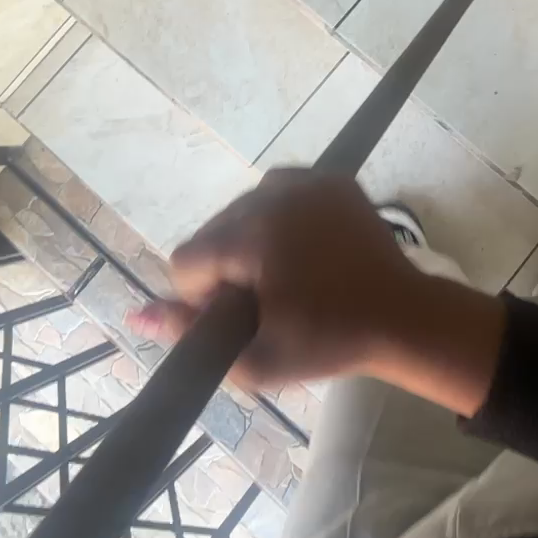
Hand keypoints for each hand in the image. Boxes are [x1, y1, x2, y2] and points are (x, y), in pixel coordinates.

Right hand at [129, 168, 504, 412]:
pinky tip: (307, 248)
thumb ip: (189, 333)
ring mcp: (309, 180)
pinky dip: (284, 217)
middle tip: (270, 299)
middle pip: (216, 229)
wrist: (400, 315)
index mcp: (251, 232)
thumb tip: (136, 312)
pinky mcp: (335, 179)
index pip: (187, 259)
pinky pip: (285, 193)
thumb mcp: (254, 358)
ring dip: (253, 239)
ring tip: (288, 275)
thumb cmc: (328, 341)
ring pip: (247, 208)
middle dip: (228, 265)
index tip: (241, 315)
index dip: (205, 297)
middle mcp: (274, 193)